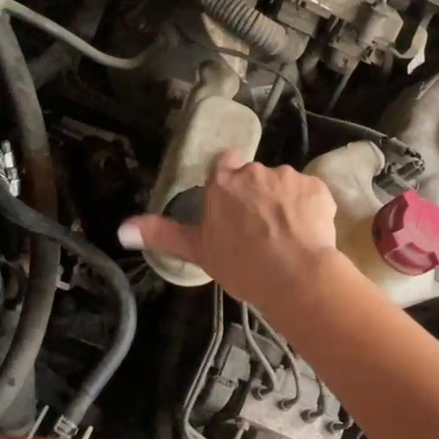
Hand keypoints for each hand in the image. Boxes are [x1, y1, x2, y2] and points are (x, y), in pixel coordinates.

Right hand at [118, 148, 343, 311]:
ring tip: (285, 239)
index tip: (231, 204)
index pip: (224, 163)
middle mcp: (256, 171)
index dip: (228, 181)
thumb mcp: (196, 250)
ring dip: (284, 205)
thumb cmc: (240, 264)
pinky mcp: (319, 189)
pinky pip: (311, 197)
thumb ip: (160, 234)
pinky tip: (306, 237)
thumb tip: (120, 229)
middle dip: (257, 198)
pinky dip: (309, 213)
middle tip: (258, 232)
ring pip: (285, 187)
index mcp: (224, 182)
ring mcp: (290, 178)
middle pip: (255, 178)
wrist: (295, 275)